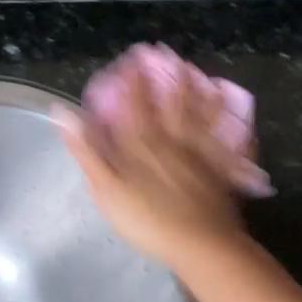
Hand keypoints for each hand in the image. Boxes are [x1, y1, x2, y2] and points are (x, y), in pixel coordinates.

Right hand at [52, 44, 269, 268]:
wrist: (202, 247)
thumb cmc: (147, 219)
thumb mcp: (105, 187)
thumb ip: (86, 149)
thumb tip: (62, 113)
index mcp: (141, 143)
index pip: (136, 103)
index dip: (134, 80)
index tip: (132, 58)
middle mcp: (173, 141)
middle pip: (173, 103)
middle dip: (169, 77)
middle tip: (168, 54)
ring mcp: (202, 156)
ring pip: (202, 117)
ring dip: (201, 93)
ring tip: (201, 74)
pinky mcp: (223, 173)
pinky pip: (230, 144)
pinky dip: (235, 128)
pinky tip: (239, 119)